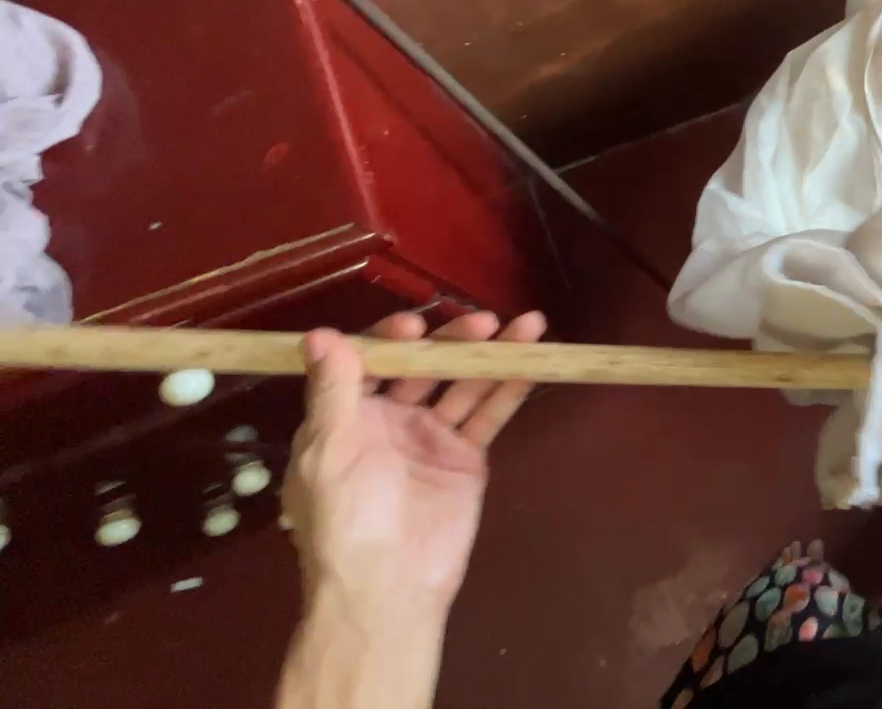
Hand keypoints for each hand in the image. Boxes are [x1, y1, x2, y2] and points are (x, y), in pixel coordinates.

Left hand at [285, 310, 543, 617]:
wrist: (390, 585)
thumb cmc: (345, 518)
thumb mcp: (328, 451)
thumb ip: (334, 392)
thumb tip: (321, 335)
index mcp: (347, 418)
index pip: (372, 363)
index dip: (393, 339)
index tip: (418, 324)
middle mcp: (391, 420)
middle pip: (428, 368)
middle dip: (456, 341)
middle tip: (486, 321)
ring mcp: (433, 436)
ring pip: (467, 384)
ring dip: (496, 355)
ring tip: (530, 325)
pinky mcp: (468, 454)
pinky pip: (491, 413)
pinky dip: (512, 387)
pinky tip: (535, 363)